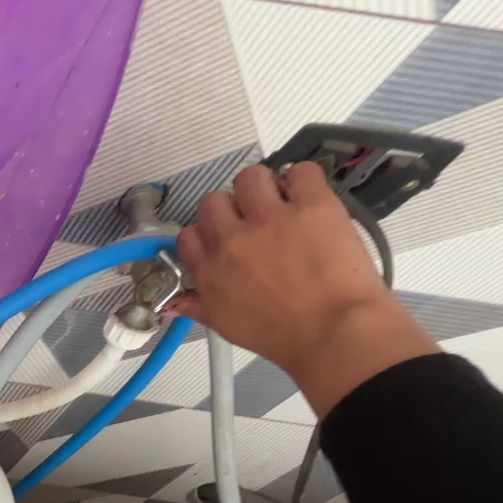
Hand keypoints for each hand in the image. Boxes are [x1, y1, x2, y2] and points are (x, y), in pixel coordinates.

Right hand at [167, 163, 438, 413]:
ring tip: (279, 202)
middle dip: (230, 208)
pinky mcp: (311, 204)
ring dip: (262, 186)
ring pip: (251, 177)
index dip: (205, 234)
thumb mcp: (223, 323)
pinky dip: (302, 179)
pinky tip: (307, 198)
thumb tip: (173, 305)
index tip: (222, 241)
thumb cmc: (273, 332)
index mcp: (208, 267)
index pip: (188, 233)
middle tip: (251, 220)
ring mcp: (270, 217)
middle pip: (213, 200)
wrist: (329, 326)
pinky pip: (300, 171)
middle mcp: (231, 237)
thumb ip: (196, 306)